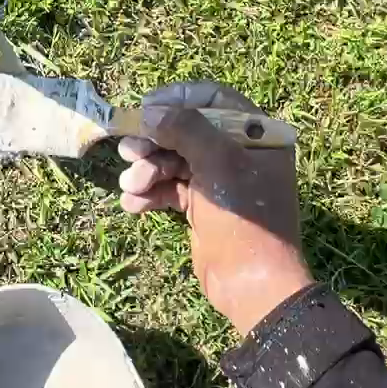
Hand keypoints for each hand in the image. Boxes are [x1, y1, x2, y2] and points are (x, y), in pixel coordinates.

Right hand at [118, 81, 314, 335]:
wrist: (253, 288)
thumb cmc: (244, 217)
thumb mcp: (218, 163)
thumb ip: (184, 128)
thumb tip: (150, 112)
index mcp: (257, 136)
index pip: (214, 100)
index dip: (178, 99)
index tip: (147, 107)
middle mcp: (240, 153)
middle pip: (187, 131)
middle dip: (155, 142)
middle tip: (128, 150)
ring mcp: (220, 181)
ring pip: (174, 160)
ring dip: (148, 170)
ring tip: (131, 184)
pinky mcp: (203, 206)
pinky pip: (171, 188)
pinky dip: (151, 193)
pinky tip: (132, 203)